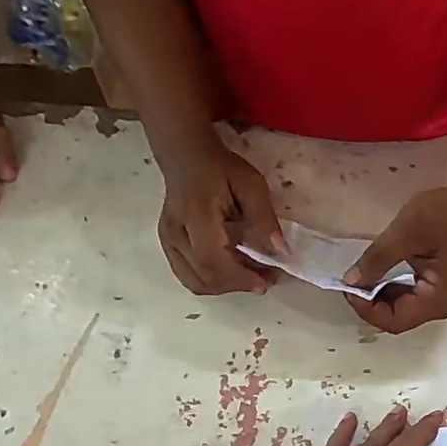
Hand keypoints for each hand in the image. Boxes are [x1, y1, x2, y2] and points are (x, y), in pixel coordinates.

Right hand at [156, 138, 283, 295]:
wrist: (186, 158)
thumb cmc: (219, 168)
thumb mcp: (251, 184)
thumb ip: (264, 217)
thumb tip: (279, 251)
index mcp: (195, 215)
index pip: (212, 261)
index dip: (238, 278)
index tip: (265, 282)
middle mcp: (175, 234)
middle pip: (204, 278)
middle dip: (237, 285)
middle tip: (264, 279)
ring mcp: (168, 244)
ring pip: (196, 283)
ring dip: (225, 287)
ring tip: (249, 276)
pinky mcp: (168, 249)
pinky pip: (190, 277)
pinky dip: (213, 281)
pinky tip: (231, 271)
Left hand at [341, 181, 446, 332]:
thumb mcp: (406, 234)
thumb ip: (376, 260)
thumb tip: (351, 281)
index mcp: (437, 301)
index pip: (393, 321)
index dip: (366, 309)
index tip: (349, 287)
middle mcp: (440, 306)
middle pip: (395, 318)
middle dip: (370, 303)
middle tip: (353, 279)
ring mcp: (440, 296)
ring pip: (400, 308)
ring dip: (378, 295)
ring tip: (364, 274)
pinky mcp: (437, 284)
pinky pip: (407, 295)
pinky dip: (389, 286)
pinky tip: (380, 270)